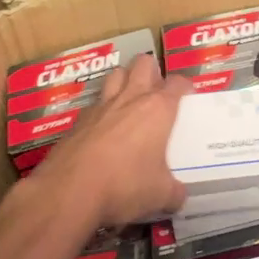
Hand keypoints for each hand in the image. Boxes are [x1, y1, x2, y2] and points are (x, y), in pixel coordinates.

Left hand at [29, 54, 191, 227]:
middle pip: (143, 63)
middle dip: (151, 71)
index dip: (185, 87)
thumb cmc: (125, 185)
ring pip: (116, 74)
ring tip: (128, 99)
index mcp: (158, 109)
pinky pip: (94, 103)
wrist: (70, 191)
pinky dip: (101, 110)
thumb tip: (179, 196)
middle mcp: (131, 98)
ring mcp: (102, 106)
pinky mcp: (78, 120)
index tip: (188, 97)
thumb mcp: (159, 195)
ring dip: (124, 80)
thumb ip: (174, 192)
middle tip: (155, 90)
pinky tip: (102, 129)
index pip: (177, 83)